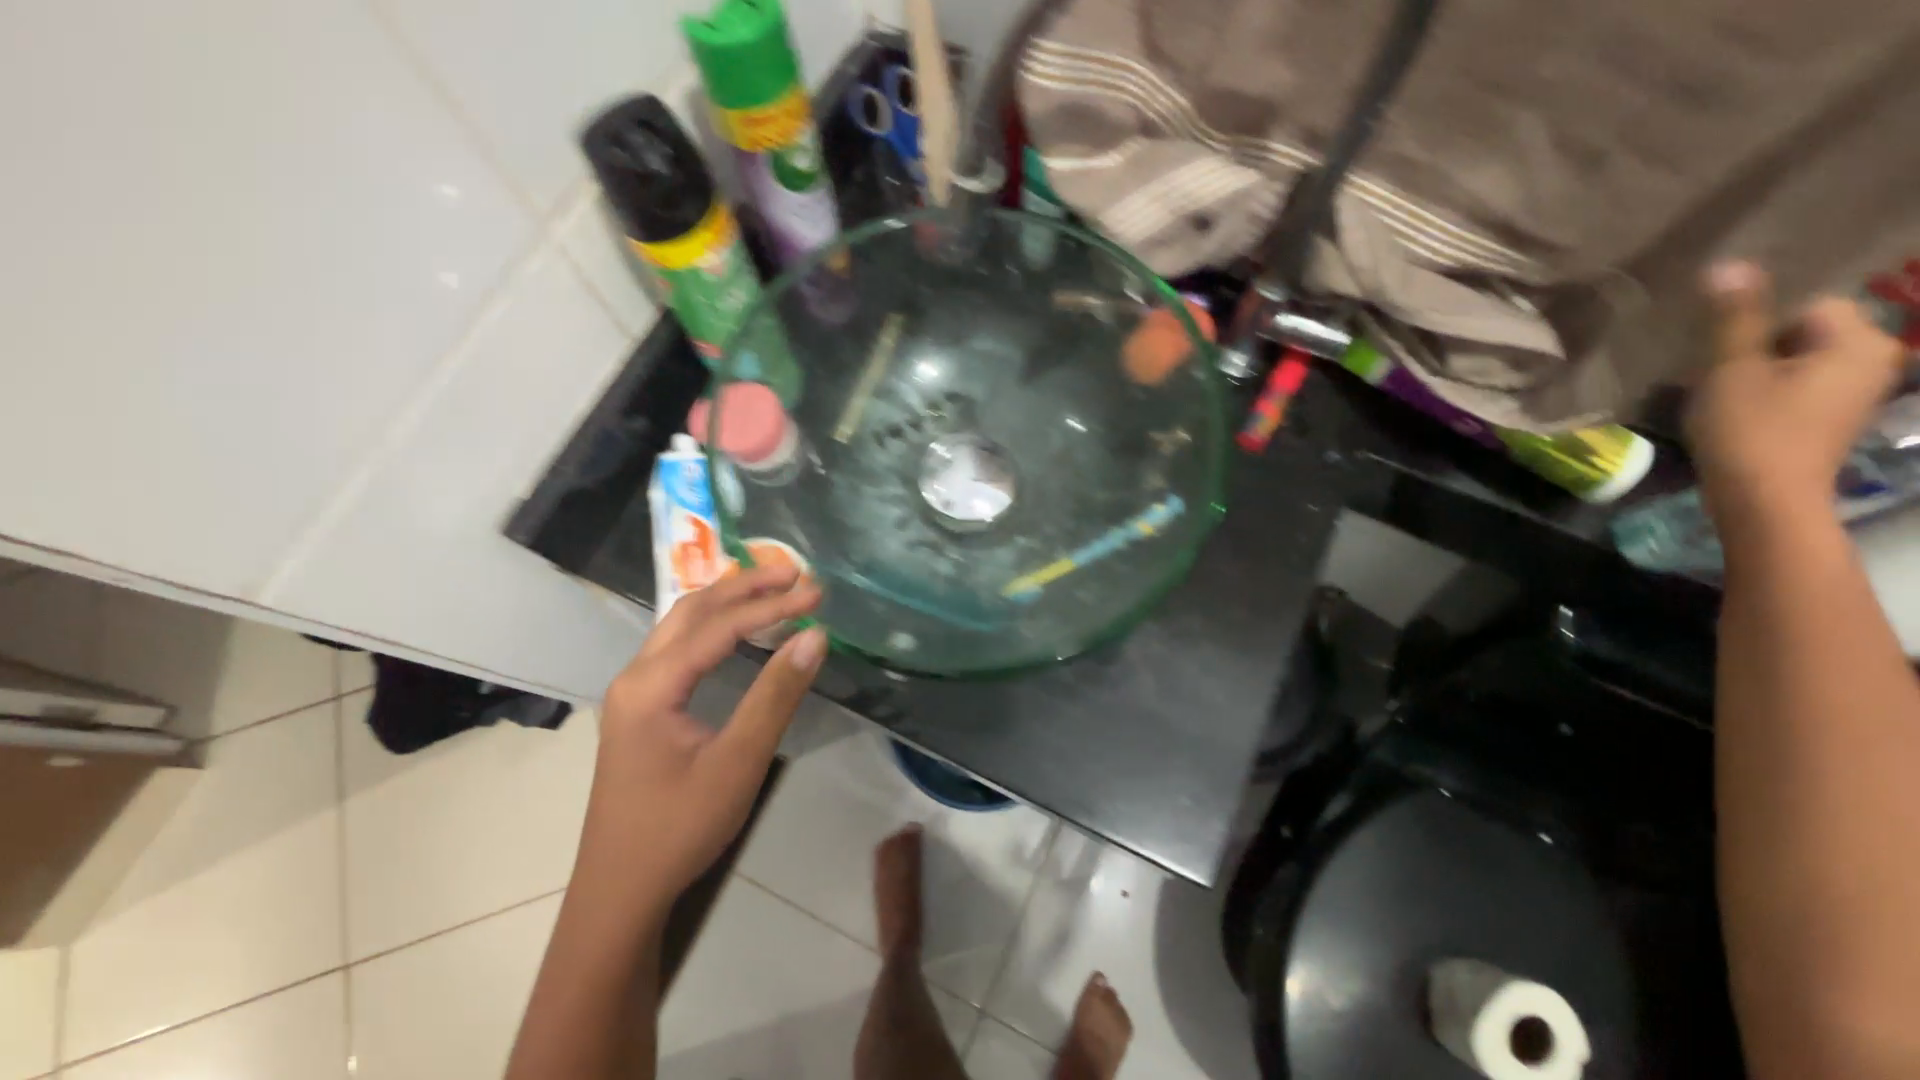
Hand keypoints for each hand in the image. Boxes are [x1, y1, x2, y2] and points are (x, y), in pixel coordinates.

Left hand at [579, 564, 825, 908]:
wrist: (622, 889)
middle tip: (796, 573)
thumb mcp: (737, 763)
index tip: (817, 592)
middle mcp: (636, 676)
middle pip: (691, 611)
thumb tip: (814, 637)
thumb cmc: (680, 828)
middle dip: (745, 586)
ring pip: (680, 627)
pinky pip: (677, 649)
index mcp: (651, 685)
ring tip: (773, 588)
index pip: (718, 626)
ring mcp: (633, 694)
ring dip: (726, 602)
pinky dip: (712, 628)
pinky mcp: (640, 711)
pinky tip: (737, 632)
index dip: (770, 604)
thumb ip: (775, 696)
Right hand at [1689, 260, 1907, 529]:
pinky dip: (1772, 396)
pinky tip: (1745, 420)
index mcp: (1860, 340)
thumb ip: (1734, 316)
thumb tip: (1729, 264)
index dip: (1757, 330)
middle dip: (1758, 350)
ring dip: (1760, 374)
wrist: (1765, 503)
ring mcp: (1861, 392)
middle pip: (1802, 331)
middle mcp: (1877, 359)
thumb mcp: (1733, 369)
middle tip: (1723, 383)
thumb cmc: (1750, 431)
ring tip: (1729, 402)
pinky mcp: (1839, 418)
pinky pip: (1803, 386)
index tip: (1731, 364)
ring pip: (1799, 360)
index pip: (1802, 305)